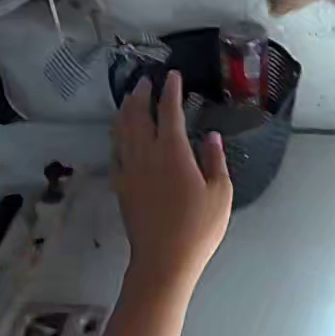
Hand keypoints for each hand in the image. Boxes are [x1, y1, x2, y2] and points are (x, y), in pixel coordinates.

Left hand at [111, 71, 233, 292]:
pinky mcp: (120, 184)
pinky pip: (114, 151)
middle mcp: (146, 153)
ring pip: (122, 130)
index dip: (170, 90)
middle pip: (138, 114)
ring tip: (130, 97)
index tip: (172, 75)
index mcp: (173, 151)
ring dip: (126, 109)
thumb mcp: (220, 193)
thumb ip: (214, 160)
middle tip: (145, 80)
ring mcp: (129, 168)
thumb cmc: (197, 228)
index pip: (169, 111)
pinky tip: (119, 132)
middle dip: (142, 93)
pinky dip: (116, 134)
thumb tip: (210, 136)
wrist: (163, 260)